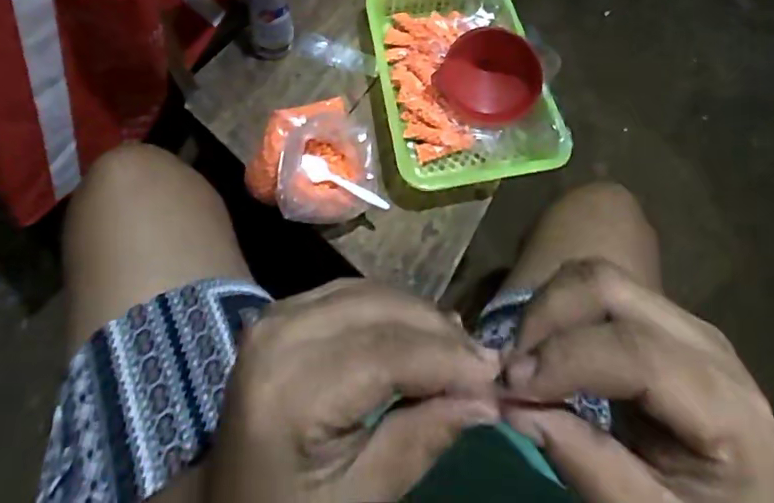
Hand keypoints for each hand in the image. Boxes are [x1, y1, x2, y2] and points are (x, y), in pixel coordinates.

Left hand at [206, 279, 501, 502]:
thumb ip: (421, 439)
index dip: (448, 359)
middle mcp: (278, 334)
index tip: (497, 375)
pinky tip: (418, 332)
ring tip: (459, 350)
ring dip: (419, 317)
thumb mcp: (359, 499)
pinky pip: (351, 292)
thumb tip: (488, 398)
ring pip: (370, 292)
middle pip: (380, 310)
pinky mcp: (282, 309)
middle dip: (439, 333)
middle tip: (485, 364)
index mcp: (288, 390)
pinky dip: (391, 308)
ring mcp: (276, 315)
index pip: (386, 353)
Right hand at [499, 260, 773, 502]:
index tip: (509, 386)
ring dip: (550, 307)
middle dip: (547, 315)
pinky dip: (562, 308)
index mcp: (725, 402)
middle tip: (507, 368)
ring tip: (522, 358)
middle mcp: (708, 342)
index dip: (565, 358)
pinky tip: (543, 347)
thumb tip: (516, 409)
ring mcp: (685, 321)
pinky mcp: (663, 317)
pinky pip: (604, 290)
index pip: (636, 351)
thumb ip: (591, 468)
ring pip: (601, 275)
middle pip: (612, 288)